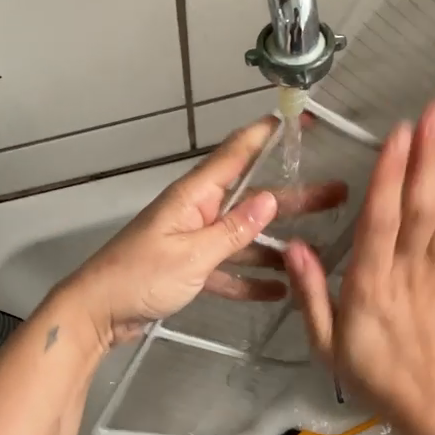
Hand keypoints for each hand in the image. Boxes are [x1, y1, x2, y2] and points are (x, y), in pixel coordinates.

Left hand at [55, 120, 343, 347]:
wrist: (97, 312)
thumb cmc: (137, 276)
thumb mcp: (192, 254)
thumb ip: (233, 230)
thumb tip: (270, 200)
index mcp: (195, 196)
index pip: (238, 153)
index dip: (271, 134)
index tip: (304, 122)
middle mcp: (197, 212)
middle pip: (252, 198)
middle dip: (293, 196)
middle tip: (336, 195)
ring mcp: (194, 240)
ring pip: (244, 236)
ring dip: (278, 244)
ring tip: (318, 249)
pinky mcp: (189, 269)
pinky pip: (228, 269)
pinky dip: (250, 279)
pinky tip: (279, 290)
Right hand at [284, 97, 434, 423]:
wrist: (424, 403)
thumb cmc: (369, 374)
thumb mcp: (323, 343)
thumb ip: (310, 294)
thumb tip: (293, 247)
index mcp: (371, 287)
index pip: (382, 223)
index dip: (390, 177)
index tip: (397, 136)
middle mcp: (408, 272)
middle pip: (423, 207)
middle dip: (429, 155)